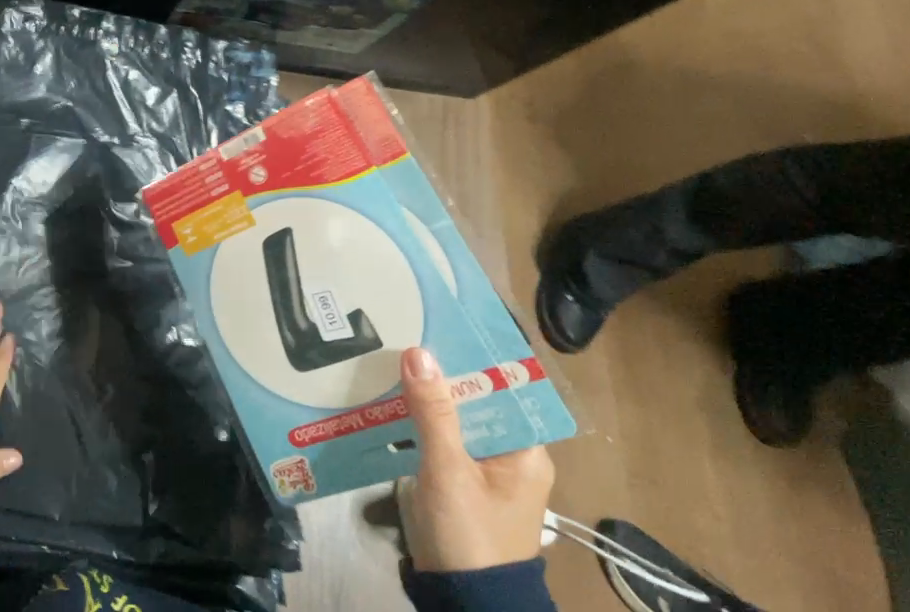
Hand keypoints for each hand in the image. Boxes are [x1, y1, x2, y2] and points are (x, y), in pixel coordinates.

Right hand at [398, 347, 554, 572]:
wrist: (464, 601)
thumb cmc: (469, 534)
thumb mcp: (448, 470)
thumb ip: (434, 412)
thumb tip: (418, 351)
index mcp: (526, 450)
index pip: (503, 389)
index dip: (472, 358)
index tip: (436, 326)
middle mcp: (510, 455)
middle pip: (474, 402)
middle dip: (438, 375)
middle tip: (399, 336)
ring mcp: (482, 470)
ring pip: (452, 420)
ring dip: (422, 398)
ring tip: (384, 362)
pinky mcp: (457, 482)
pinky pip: (438, 439)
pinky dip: (414, 423)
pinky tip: (383, 405)